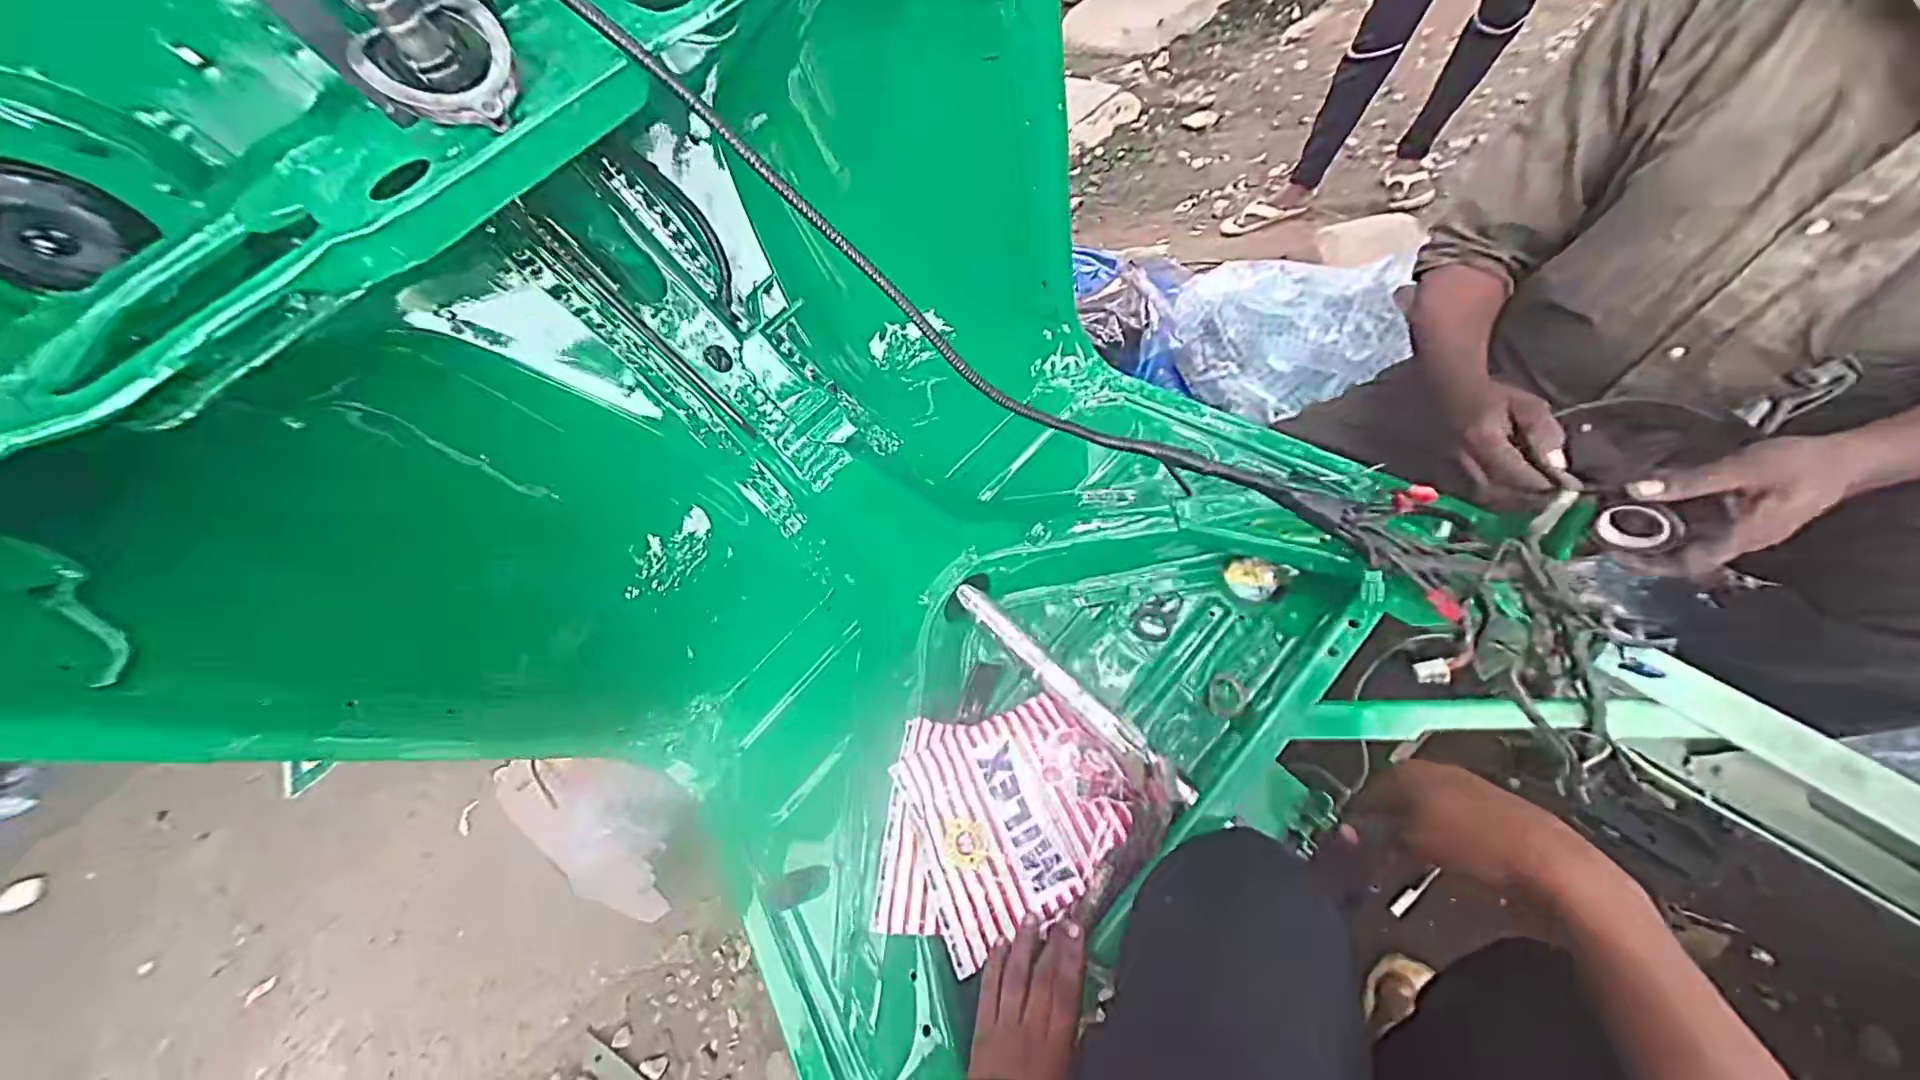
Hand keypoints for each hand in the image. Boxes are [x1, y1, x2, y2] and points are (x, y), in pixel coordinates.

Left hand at [968, 920, 1085, 1079]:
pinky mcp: (979, 1030)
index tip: (1077, 929)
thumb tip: (1088, 1013)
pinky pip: (987, 990)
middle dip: (1053, 944)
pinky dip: (993, 963)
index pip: (1065, 993)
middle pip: (1042, 979)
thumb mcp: (1067, 1074)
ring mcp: (1001, 1027)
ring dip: (1023, 944)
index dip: (1072, 958)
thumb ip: (1076, 1044)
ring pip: (1013, 977)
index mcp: (1054, 1047)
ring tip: (1031, 916)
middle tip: (1061, 915)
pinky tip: (998, 941)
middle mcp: (1027, 1031)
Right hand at [1346, 761, 1590, 894]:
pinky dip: (1438, 847)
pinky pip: (1450, 829)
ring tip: (1406, 871)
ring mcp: (1469, 793)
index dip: (1354, 821)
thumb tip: (1346, 835)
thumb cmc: (1475, 844)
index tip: (1349, 849)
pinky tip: (1443, 870)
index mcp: (1411, 770)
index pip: (1365, 792)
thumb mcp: (1411, 842)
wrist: (1557, 867)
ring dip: (1408, 842)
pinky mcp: (1495, 817)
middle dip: (1382, 831)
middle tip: (1374, 862)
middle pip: (1394, 802)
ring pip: (1421, 816)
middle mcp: (1437, 773)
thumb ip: (1373, 836)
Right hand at [1433, 377, 1567, 496]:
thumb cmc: (1479, 395)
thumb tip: (1557, 466)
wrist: (1430, 392)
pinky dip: (1480, 497)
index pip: (1524, 481)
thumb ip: (1543, 432)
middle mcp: (1457, 463)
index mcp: (1483, 442)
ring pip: (1477, 501)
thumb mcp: (1523, 404)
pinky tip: (1492, 489)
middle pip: (1499, 499)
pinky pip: (1459, 496)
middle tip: (1548, 499)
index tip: (1569, 489)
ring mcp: (1436, 473)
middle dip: (1527, 501)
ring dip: (1503, 502)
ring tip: (1522, 496)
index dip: (1550, 490)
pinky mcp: (1424, 478)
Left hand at [1626, 435, 1861, 575]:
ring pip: (1686, 544)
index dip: (1647, 564)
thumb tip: (1636, 489)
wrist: (1848, 457)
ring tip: (1612, 524)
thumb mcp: (1743, 468)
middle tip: (1601, 536)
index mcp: (1744, 537)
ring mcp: (1739, 532)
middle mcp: (1739, 541)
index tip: (1612, 552)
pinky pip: (1696, 529)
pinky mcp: (1737, 520)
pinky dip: (1668, 524)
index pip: (1687, 564)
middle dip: (1640, 551)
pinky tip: (1644, 509)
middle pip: (1681, 558)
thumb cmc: (1801, 463)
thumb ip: (1691, 481)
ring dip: (1651, 537)